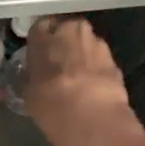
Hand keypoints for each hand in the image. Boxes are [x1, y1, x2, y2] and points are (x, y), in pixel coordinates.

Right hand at [22, 15, 131, 140]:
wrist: (94, 117)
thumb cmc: (51, 101)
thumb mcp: (29, 93)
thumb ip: (31, 78)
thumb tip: (34, 78)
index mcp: (42, 34)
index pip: (39, 28)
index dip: (40, 43)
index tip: (40, 58)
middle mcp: (69, 30)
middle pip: (66, 31)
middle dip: (64, 45)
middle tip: (59, 67)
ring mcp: (96, 43)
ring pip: (86, 44)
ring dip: (83, 56)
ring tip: (79, 80)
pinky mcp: (116, 61)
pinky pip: (101, 61)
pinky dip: (97, 71)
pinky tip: (94, 90)